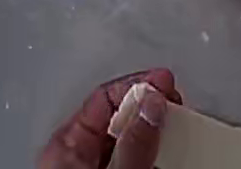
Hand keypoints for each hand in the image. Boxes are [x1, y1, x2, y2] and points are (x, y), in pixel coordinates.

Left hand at [37, 69, 178, 168]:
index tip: (166, 81)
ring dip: (151, 129)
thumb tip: (153, 101)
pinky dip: (147, 151)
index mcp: (65, 145)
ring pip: (125, 139)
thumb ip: (132, 141)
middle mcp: (74, 155)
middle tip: (175, 104)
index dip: (138, 84)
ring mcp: (87, 166)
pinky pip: (126, 157)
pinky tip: (164, 151)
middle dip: (149, 105)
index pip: (106, 96)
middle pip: (118, 116)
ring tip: (175, 127)